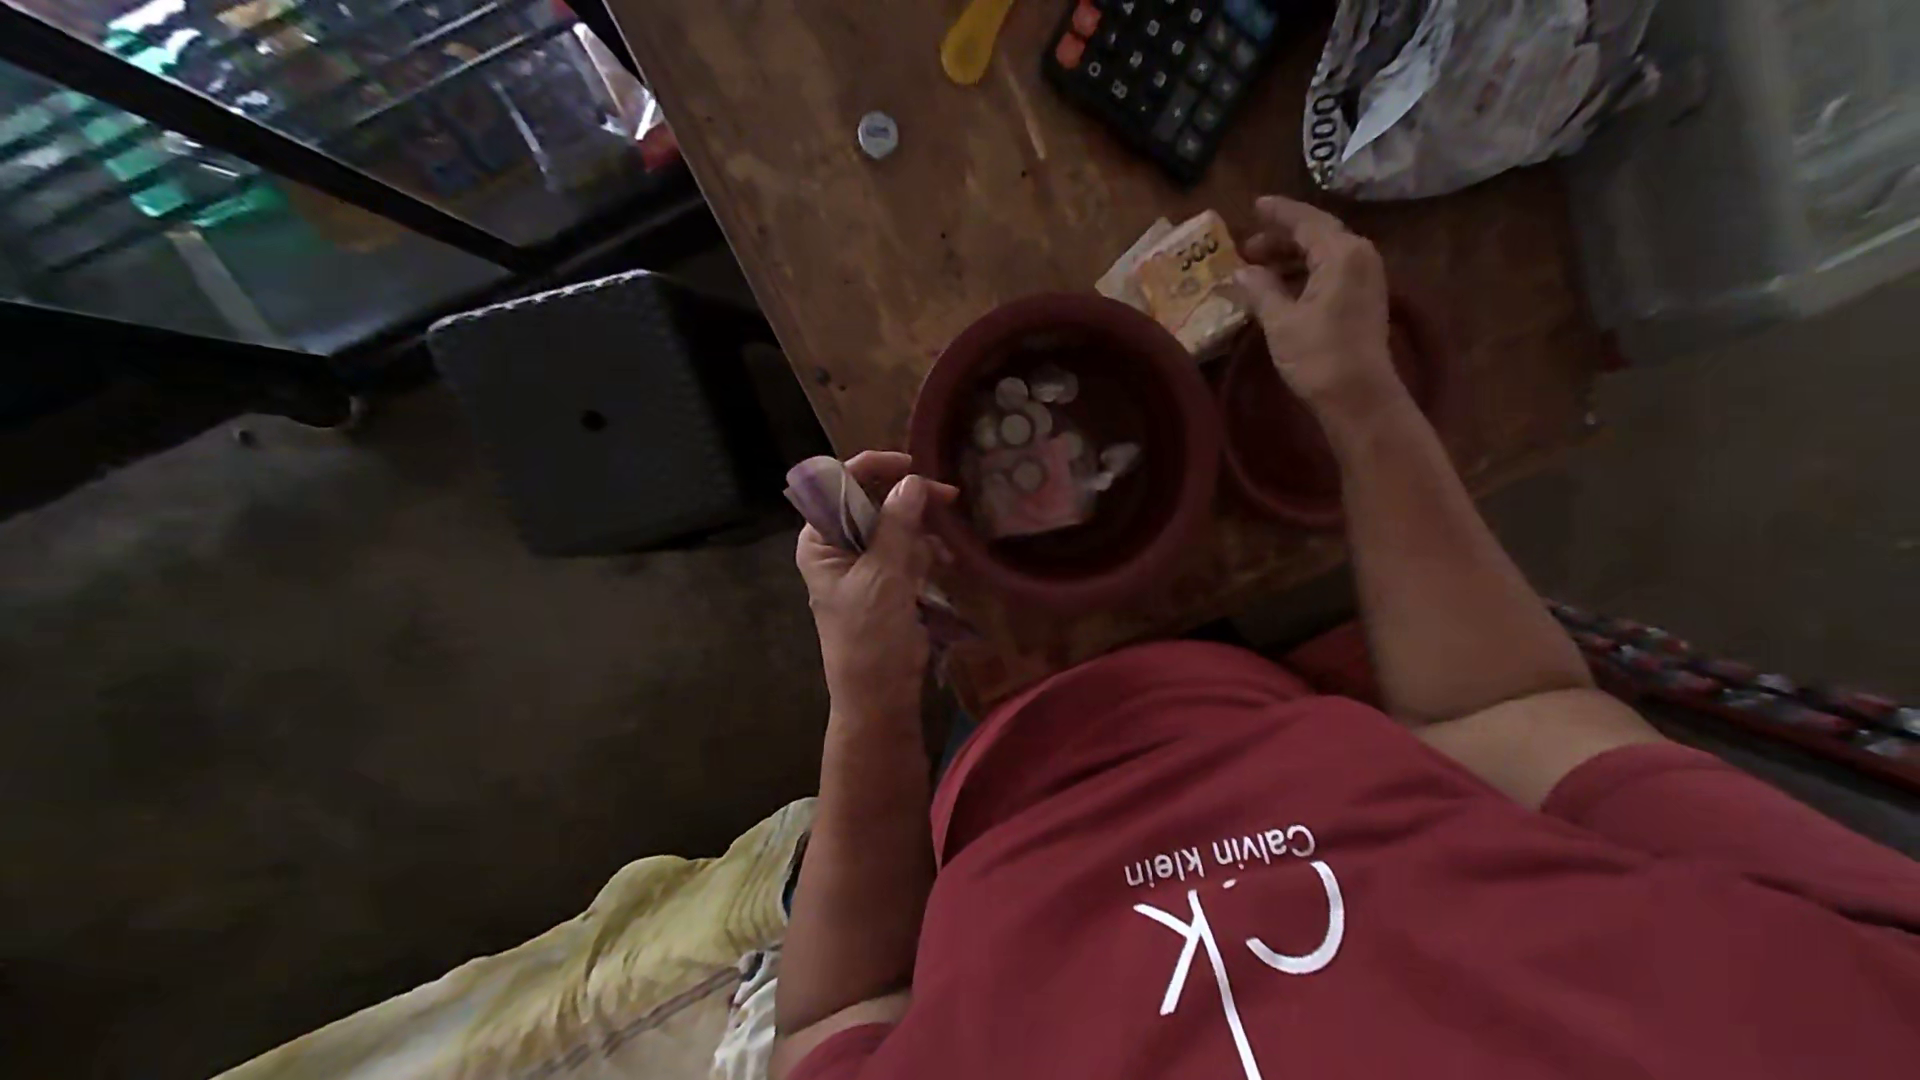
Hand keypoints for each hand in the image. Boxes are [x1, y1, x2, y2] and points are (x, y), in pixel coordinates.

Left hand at [795, 451, 957, 725]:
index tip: (912, 467)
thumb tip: (914, 482)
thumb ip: (897, 526)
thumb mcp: (882, 577)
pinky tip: (947, 560)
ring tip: (948, 542)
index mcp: (820, 540)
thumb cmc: (869, 637)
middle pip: (874, 502)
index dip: (874, 469)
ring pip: (897, 524)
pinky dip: (928, 550)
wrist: (880, 693)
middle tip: (948, 498)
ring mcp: (866, 561)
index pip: (840, 486)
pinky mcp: (889, 578)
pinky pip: (909, 549)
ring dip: (923, 529)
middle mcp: (839, 544)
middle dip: (909, 501)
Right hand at [1230, 195, 1399, 418]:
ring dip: (1289, 258)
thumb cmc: (1318, 355)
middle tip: (1245, 248)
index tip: (1254, 205)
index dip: (1278, 213)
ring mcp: (1364, 279)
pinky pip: (1328, 273)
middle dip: (1280, 239)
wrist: (1357, 396)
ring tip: (1256, 269)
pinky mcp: (1361, 301)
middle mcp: (1359, 257)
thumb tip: (1240, 271)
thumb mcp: (1280, 321)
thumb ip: (1260, 290)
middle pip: (1316, 236)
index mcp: (1341, 253)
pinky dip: (1302, 274)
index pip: (1306, 221)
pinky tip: (1278, 289)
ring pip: (1322, 256)